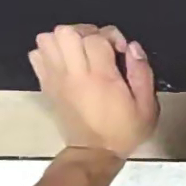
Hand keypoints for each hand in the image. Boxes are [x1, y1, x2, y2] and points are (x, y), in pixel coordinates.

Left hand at [28, 24, 158, 157]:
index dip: (111, 36)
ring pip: (47, 39)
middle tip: (99, 47)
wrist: (93, 153)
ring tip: (82, 51)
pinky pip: (37, 55)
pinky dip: (50, 52)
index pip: (95, 37)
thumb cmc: (125, 130)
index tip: (121, 51)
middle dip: (85, 32)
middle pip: (65, 32)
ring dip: (66, 39)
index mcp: (101, 78)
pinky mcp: (46, 85)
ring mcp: (55, 79)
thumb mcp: (148, 106)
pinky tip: (67, 62)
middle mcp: (73, 74)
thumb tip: (133, 46)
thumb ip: (142, 73)